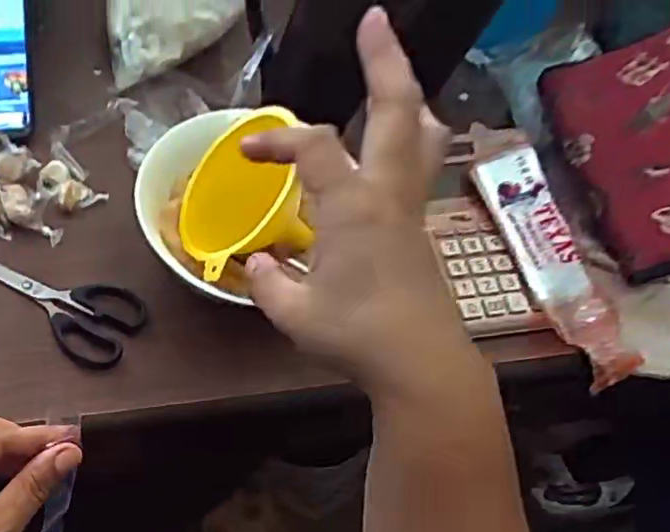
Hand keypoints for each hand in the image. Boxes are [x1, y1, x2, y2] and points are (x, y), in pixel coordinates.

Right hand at [241, 7, 473, 399]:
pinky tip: (387, 160)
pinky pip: (419, 167)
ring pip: (423, 134)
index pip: (314, 149)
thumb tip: (257, 261)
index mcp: (352, 207)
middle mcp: (388, 194)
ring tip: (390, 89)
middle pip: (397, 108)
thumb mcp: (292, 314)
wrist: (416, 359)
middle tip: (374, 21)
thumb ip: (268, 282)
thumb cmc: (352, 334)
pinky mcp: (420, 230)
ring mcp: (411, 209)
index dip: (277, 138)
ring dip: (408, 100)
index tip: (247, 149)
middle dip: (385, 60)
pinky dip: (405, 144)